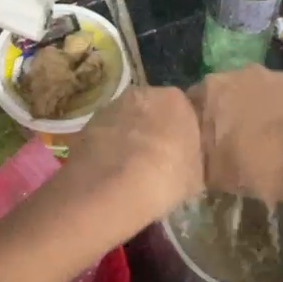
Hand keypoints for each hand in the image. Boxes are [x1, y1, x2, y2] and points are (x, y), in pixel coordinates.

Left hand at [55, 85, 203, 228]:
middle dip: (152, 129)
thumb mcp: (196, 174)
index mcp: (174, 98)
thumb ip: (194, 158)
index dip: (181, 131)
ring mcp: (110, 108)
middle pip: (151, 110)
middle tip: (156, 159)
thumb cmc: (167, 177)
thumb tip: (188, 161)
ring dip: (127, 138)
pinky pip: (104, 136)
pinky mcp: (86, 126)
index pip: (183, 109)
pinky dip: (107, 149)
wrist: (115, 188)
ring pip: (124, 121)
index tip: (180, 152)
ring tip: (129, 169)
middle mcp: (141, 93)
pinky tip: (110, 173)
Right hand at [189, 66, 282, 205]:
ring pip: (254, 95)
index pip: (192, 103)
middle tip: (229, 144)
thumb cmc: (258, 165)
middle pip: (225, 95)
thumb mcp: (214, 175)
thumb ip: (198, 158)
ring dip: (254, 112)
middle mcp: (241, 72)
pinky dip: (279, 115)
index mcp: (212, 88)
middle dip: (225, 115)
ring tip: (261, 142)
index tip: (201, 145)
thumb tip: (196, 156)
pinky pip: (281, 100)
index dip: (195, 126)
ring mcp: (275, 76)